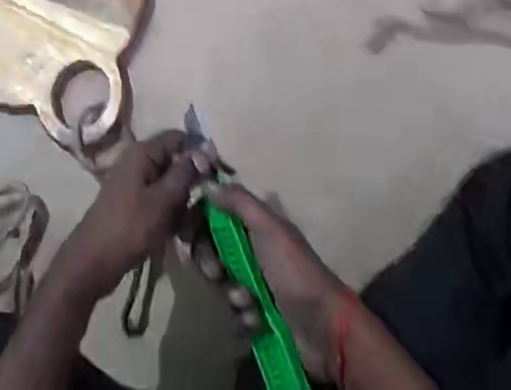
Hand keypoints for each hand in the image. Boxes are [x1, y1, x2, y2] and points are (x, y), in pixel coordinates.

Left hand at [46, 132, 200, 304]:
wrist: (91, 263)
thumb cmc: (128, 228)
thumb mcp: (162, 200)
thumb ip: (184, 174)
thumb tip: (204, 151)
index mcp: (143, 153)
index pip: (179, 138)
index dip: (199, 151)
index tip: (218, 172)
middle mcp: (138, 162)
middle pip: (174, 161)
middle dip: (192, 180)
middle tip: (207, 202)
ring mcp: (134, 183)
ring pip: (169, 183)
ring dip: (182, 201)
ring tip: (190, 222)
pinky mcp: (133, 204)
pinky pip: (159, 199)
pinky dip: (170, 212)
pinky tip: (177, 231)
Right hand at [194, 183, 351, 378]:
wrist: (324, 328)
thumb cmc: (294, 270)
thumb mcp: (269, 228)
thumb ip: (239, 202)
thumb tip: (207, 182)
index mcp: (256, 224)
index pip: (215, 213)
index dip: (198, 221)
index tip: (186, 233)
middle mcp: (252, 248)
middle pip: (211, 248)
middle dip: (209, 262)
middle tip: (217, 273)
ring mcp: (254, 281)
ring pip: (220, 282)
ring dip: (230, 292)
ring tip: (247, 301)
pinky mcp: (256, 313)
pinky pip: (233, 312)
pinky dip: (243, 317)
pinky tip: (256, 320)